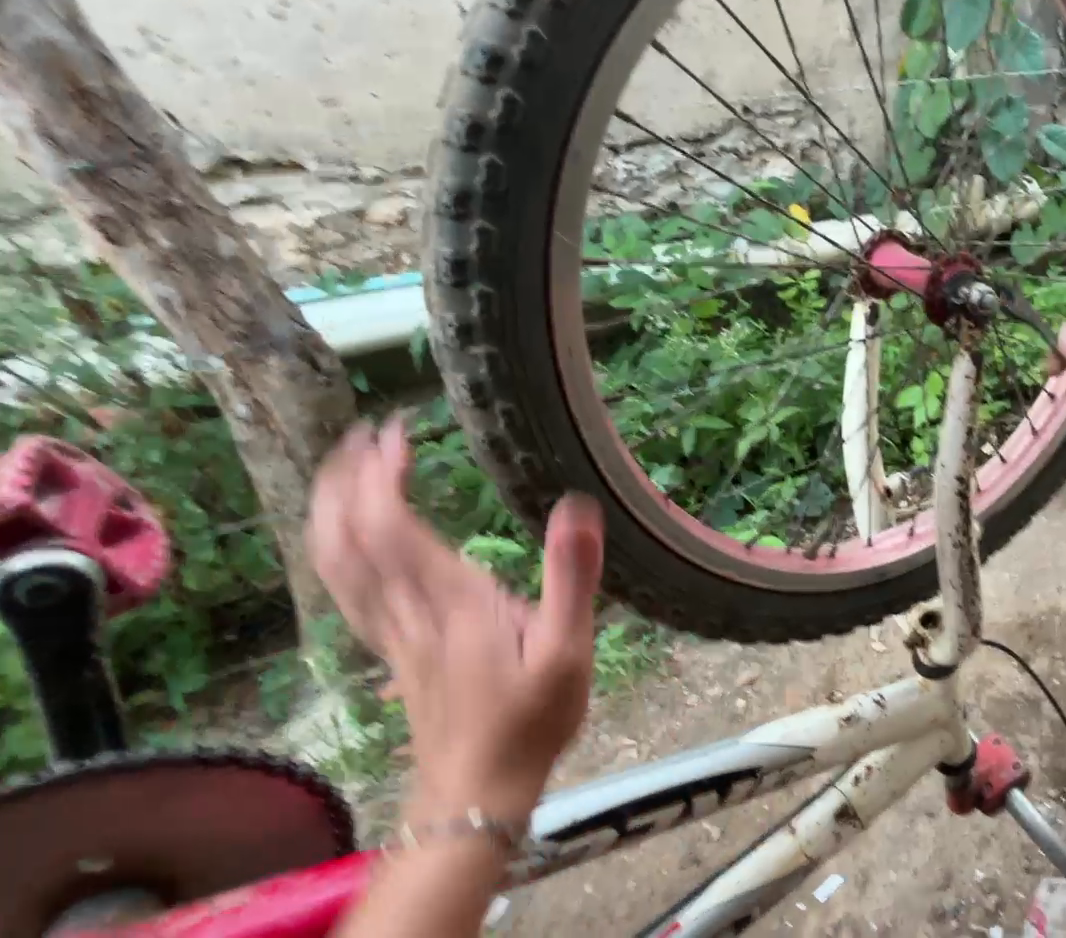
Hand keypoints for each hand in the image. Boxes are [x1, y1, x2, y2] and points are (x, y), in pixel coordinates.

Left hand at [306, 418, 604, 826]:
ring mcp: (394, 633)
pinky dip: (336, 554)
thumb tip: (576, 505)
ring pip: (339, 565)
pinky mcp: (393, 651)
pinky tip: (342, 540)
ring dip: (330, 512)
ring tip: (341, 470)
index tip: (391, 431)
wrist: (480, 791)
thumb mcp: (568, 649)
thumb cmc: (533, 719)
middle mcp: (411, 611)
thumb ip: (571, 576)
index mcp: (453, 602)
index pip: (393, 528)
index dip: (380, 477)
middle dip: (346, 482)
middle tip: (361, 436)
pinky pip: (349, 593)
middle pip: (352, 539)